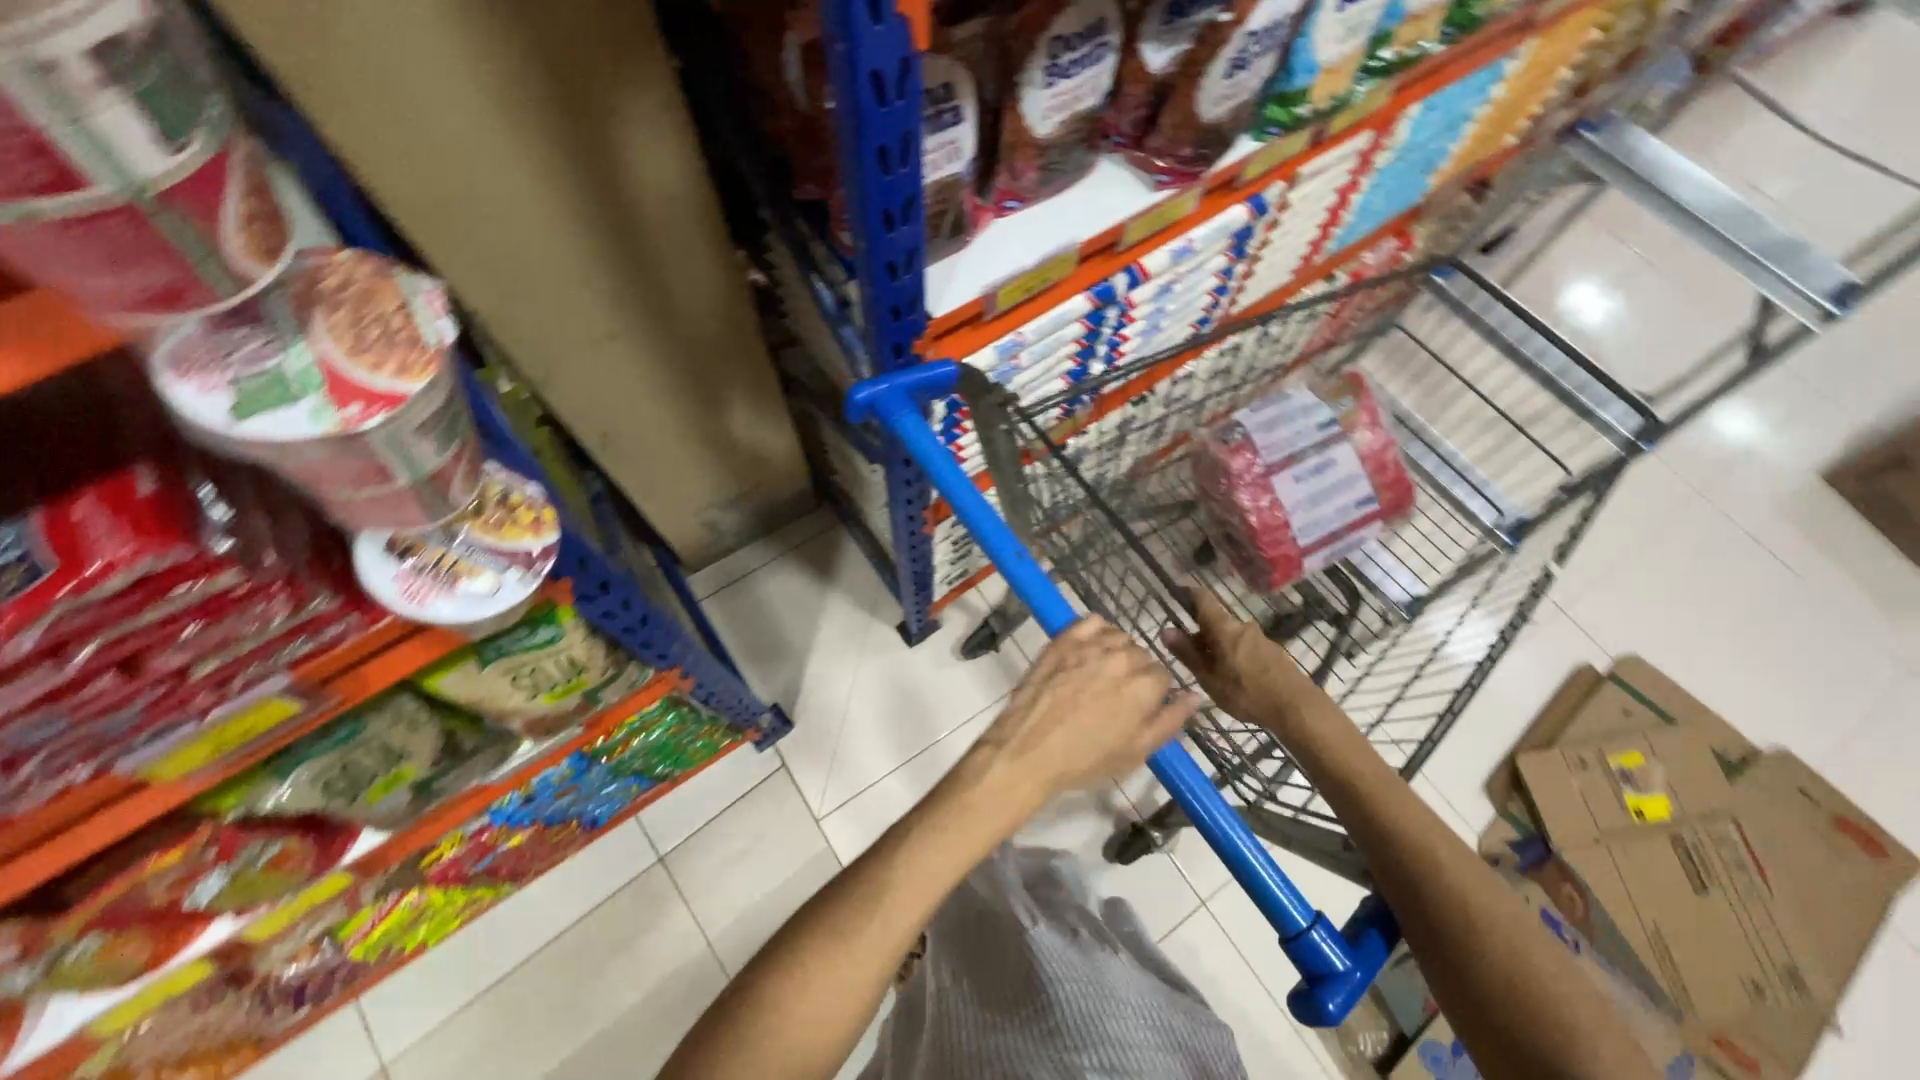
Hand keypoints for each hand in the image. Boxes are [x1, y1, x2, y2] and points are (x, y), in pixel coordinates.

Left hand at [964, 618, 1197, 812]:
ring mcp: (1091, 645)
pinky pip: (1091, 621)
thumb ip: (1170, 720)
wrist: (1028, 750)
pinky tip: (1089, 650)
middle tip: (1115, 697)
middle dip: (1136, 673)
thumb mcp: (1137, 751)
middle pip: (1142, 655)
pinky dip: (1096, 631)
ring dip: (1117, 651)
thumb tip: (1195, 695)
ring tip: (1101, 675)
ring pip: (1120, 637)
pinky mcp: (1063, 640)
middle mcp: (1122, 658)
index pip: (1164, 676)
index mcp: (1145, 686)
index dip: (1153, 694)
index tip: (1136, 709)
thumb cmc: (1085, 760)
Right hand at [1159, 588, 1338, 736]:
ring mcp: (1260, 639)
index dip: (1187, 594)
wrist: (1296, 707)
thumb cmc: (1246, 693)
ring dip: (1216, 647)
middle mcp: (1242, 626)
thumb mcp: (1210, 678)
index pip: (1203, 598)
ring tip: (1208, 672)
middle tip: (1186, 655)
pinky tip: (1231, 678)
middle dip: (1199, 634)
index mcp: (1224, 628)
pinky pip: (1244, 646)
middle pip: (1215, 622)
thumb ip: (1187, 654)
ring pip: (1229, 635)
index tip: (1174, 596)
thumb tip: (1166, 630)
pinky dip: (1232, 655)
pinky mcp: (1272, 652)